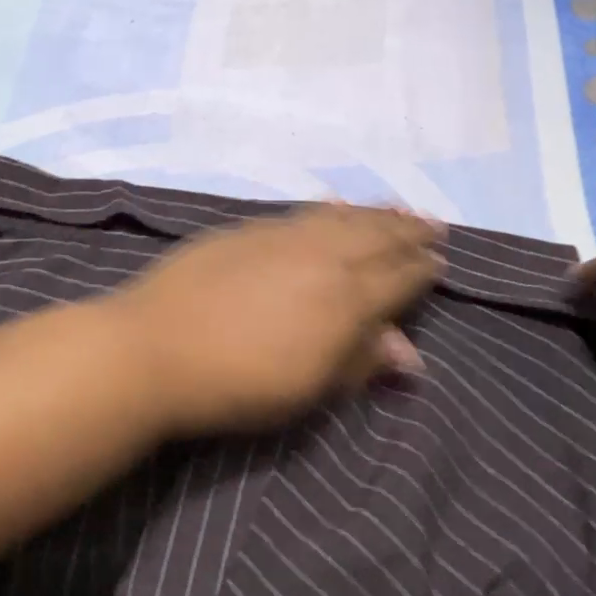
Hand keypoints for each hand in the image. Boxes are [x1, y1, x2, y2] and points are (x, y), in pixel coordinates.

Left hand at [104, 204, 443, 436]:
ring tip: (397, 209)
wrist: (154, 348)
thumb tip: (410, 354)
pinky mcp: (247, 229)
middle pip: (377, 237)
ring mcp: (282, 236)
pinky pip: (303, 212)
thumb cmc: (237, 385)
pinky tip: (334, 206)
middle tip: (433, 225)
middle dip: (409, 231)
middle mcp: (322, 257)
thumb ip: (359, 363)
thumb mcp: (309, 389)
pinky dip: (329, 210)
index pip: (398, 277)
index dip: (423, 270)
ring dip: (375, 213)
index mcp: (345, 299)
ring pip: (342, 217)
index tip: (441, 262)